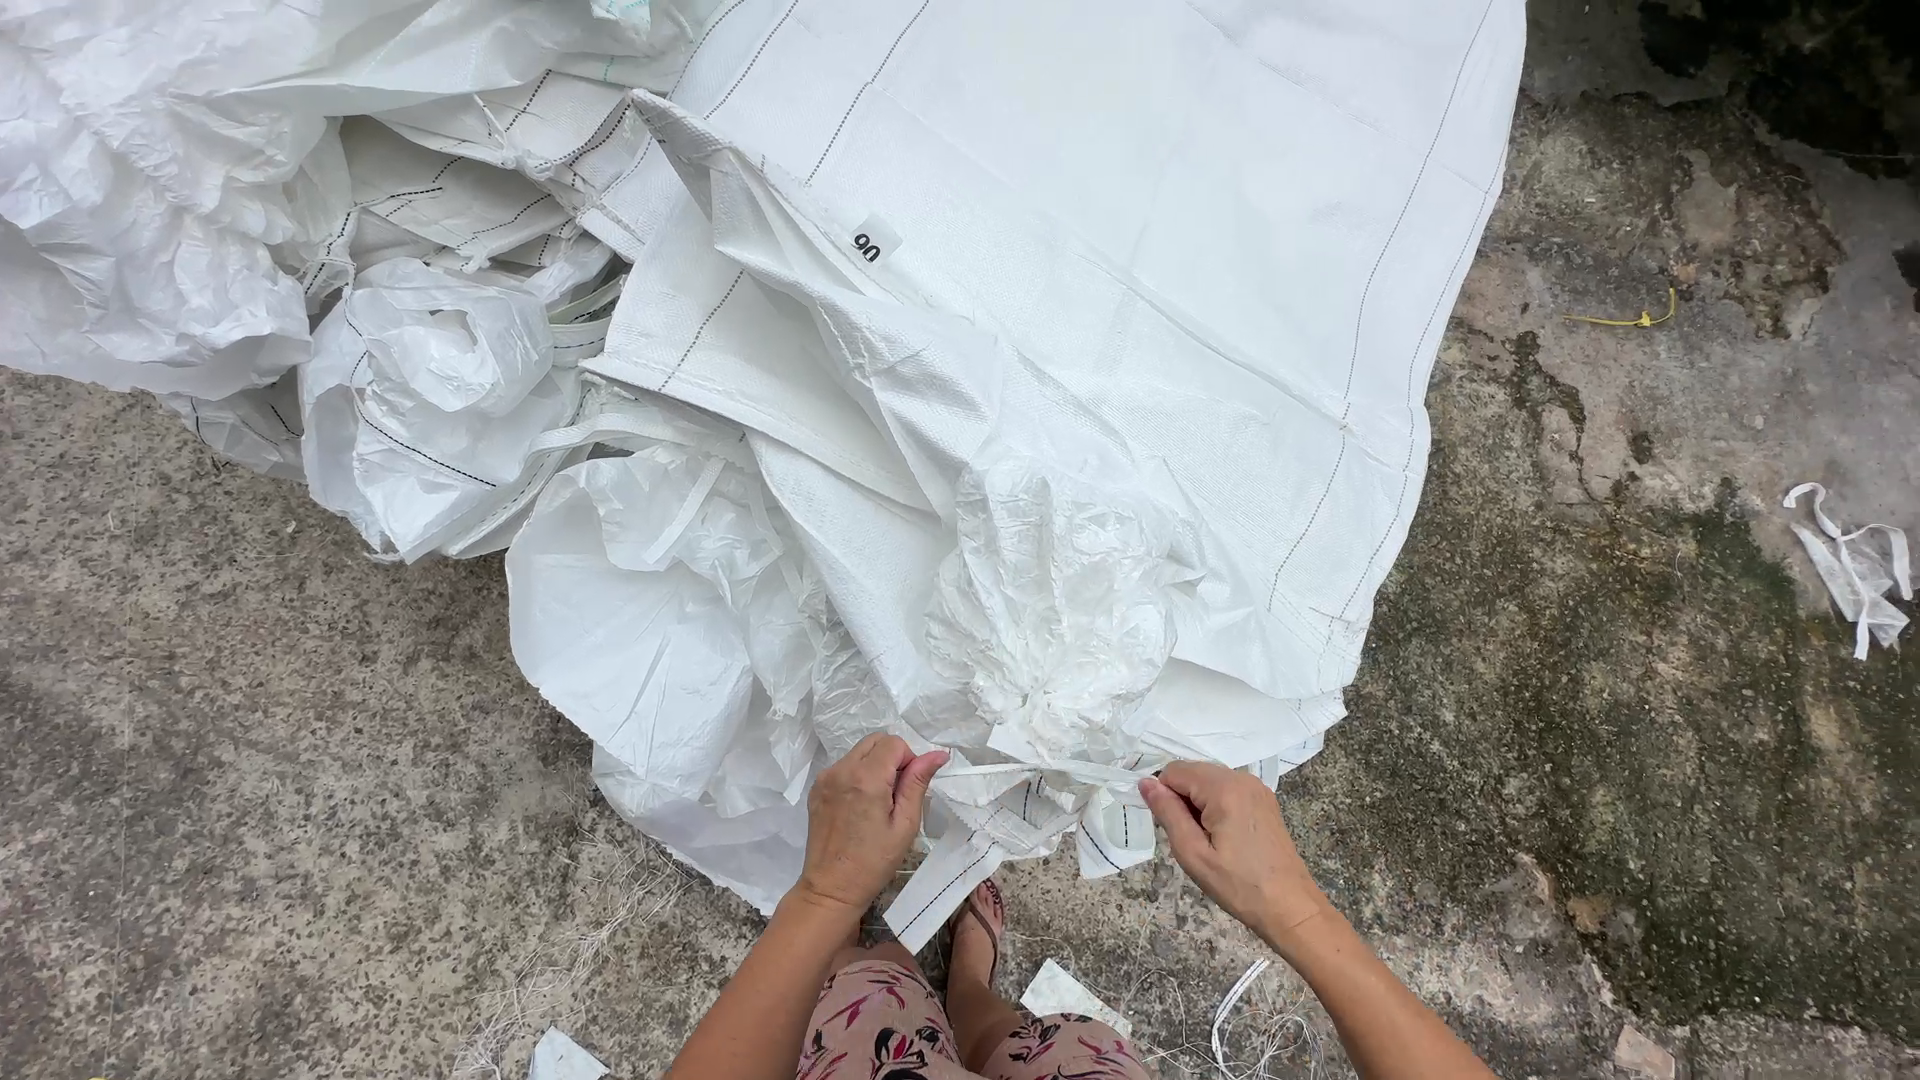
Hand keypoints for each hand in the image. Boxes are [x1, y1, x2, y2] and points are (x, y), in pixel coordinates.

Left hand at [793, 734, 948, 917]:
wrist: (831, 888)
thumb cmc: (874, 861)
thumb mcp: (905, 824)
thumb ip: (918, 782)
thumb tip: (938, 754)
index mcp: (866, 778)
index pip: (894, 743)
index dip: (908, 760)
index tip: (907, 788)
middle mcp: (841, 770)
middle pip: (875, 740)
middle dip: (892, 757)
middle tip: (895, 793)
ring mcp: (825, 778)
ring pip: (859, 751)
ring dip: (874, 765)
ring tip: (877, 801)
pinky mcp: (816, 788)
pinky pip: (844, 766)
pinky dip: (857, 775)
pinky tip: (859, 805)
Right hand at [1139, 761, 1327, 950]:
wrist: (1291, 909)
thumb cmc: (1239, 886)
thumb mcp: (1193, 853)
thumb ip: (1167, 812)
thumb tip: (1145, 782)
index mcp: (1224, 788)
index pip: (1174, 771)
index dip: (1164, 796)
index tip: (1173, 829)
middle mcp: (1241, 778)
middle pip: (1192, 772)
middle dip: (1181, 799)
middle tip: (1190, 838)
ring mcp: (1256, 787)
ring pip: (1208, 780)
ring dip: (1197, 803)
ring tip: (1207, 839)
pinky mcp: (1264, 799)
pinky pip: (1226, 788)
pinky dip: (1215, 805)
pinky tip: (1223, 836)